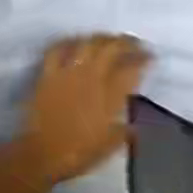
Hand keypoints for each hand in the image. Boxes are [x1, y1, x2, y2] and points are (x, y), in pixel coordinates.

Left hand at [13, 34, 149, 186]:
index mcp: (110, 96)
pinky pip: (56, 49)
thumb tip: (133, 125)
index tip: (150, 57)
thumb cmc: (78, 153)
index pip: (132, 69)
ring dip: (100, 38)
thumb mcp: (111, 145)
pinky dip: (67, 42)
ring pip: (86, 43)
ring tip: (107, 39)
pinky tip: (73, 42)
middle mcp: (91, 78)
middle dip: (126, 42)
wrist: (42, 154)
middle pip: (111, 48)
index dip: (144, 59)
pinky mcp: (47, 75)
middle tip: (134, 43)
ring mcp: (67, 74)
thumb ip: (125, 131)